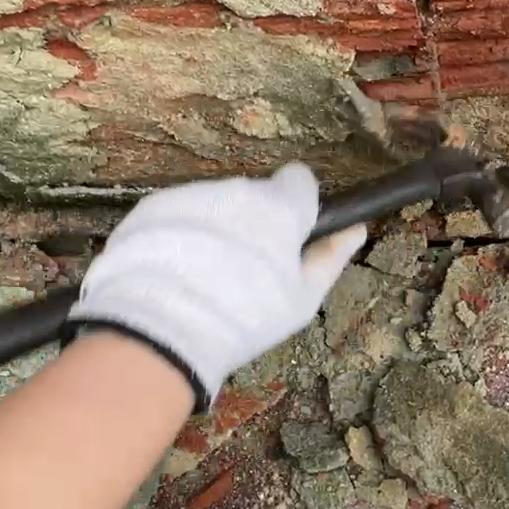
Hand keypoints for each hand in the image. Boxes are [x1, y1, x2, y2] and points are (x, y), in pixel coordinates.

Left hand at [68, 163, 365, 409]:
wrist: (159, 328)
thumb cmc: (246, 317)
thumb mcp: (302, 299)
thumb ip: (330, 258)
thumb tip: (356, 229)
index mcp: (280, 206)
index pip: (300, 179)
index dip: (299, 205)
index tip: (290, 236)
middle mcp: (237, 189)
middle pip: (256, 195)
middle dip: (256, 222)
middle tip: (246, 271)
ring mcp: (191, 195)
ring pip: (216, 205)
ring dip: (218, 228)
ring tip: (204, 278)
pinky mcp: (152, 208)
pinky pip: (179, 214)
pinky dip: (182, 235)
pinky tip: (174, 273)